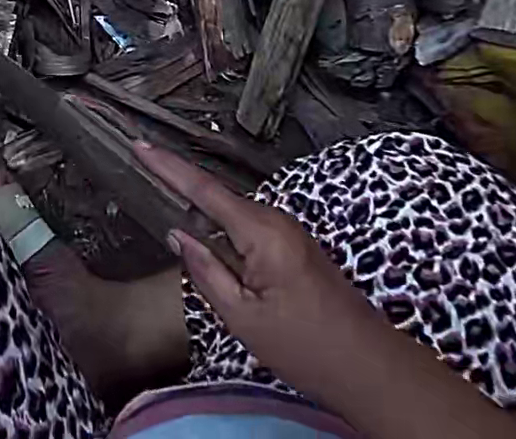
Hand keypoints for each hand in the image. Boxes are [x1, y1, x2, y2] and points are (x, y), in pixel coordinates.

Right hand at [138, 143, 515, 438]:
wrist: (376, 370)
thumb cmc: (308, 350)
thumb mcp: (243, 319)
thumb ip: (205, 271)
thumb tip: (178, 234)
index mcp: (261, 233)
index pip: (203, 189)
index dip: (167, 166)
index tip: (140, 145)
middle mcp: (275, 220)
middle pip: (216, 195)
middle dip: (180, 184)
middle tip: (142, 168)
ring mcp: (288, 229)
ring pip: (231, 212)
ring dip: (201, 208)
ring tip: (166, 202)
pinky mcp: (294, 242)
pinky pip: (246, 224)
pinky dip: (221, 224)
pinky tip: (205, 237)